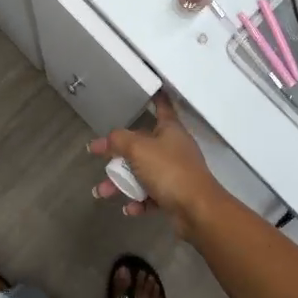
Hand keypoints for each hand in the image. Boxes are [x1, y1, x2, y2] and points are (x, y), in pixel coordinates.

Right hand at [89, 91, 228, 237]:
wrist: (197, 209)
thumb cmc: (169, 171)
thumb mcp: (138, 149)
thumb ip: (118, 141)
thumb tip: (103, 141)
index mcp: (170, 129)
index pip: (162, 107)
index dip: (156, 97)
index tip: (153, 87)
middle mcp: (173, 148)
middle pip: (142, 147)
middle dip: (119, 156)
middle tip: (101, 161)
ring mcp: (175, 173)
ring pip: (142, 174)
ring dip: (122, 183)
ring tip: (102, 193)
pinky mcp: (174, 195)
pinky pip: (151, 195)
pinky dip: (138, 201)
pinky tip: (129, 209)